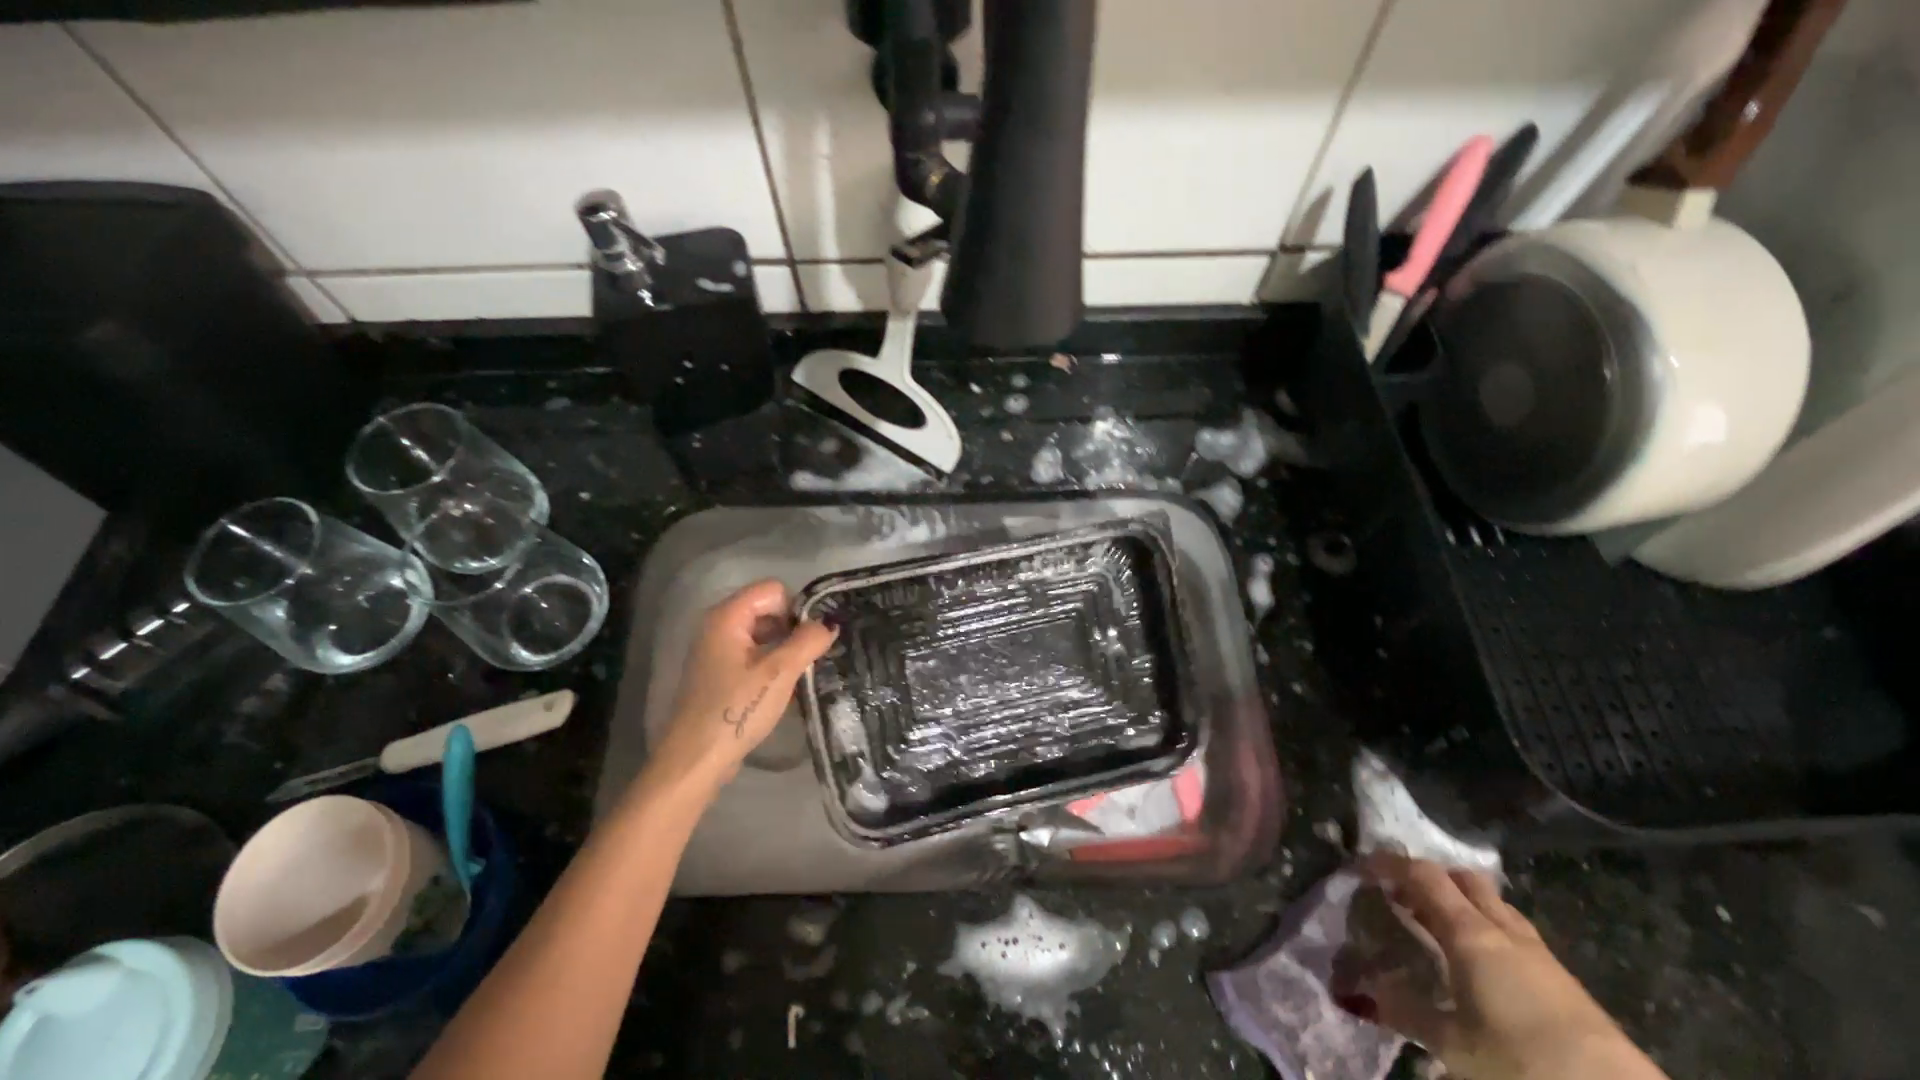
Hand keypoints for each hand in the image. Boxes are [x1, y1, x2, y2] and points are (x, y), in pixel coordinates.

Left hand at [646, 580, 836, 790]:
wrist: (696, 758)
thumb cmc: (737, 709)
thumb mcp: (780, 673)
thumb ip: (808, 641)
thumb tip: (830, 623)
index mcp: (727, 616)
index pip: (773, 590)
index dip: (796, 609)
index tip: (809, 640)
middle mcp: (717, 626)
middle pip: (767, 609)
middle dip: (792, 629)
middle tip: (808, 659)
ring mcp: (716, 651)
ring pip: (761, 634)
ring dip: (783, 649)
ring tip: (799, 675)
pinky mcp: (719, 674)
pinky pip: (752, 654)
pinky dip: (770, 664)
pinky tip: (781, 688)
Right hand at [1347, 853, 1668, 1079]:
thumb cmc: (1519, 1058)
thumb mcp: (1452, 1043)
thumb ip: (1406, 1012)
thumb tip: (1361, 992)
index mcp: (1470, 933)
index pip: (1425, 877)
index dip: (1392, 865)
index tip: (1364, 867)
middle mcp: (1503, 929)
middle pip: (1465, 880)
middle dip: (1431, 878)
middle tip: (1401, 894)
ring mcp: (1536, 950)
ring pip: (1493, 904)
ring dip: (1461, 902)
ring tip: (1435, 923)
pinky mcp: (1559, 975)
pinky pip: (1512, 931)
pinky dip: (1485, 928)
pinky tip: (1477, 959)